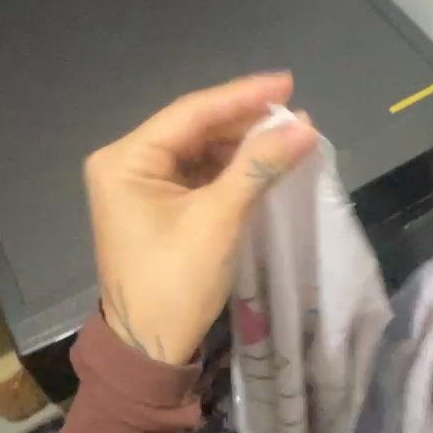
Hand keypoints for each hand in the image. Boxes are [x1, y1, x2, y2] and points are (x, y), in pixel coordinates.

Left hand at [85, 74, 318, 363]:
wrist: (150, 349)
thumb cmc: (176, 282)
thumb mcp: (219, 220)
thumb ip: (258, 167)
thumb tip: (306, 126)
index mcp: (125, 159)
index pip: (191, 113)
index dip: (242, 97)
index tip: (288, 83)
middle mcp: (125, 163)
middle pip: (195, 128)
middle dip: (245, 123)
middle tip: (296, 115)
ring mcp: (139, 185)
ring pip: (199, 150)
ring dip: (242, 146)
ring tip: (289, 137)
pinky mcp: (156, 205)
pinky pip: (198, 174)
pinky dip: (231, 170)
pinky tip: (264, 162)